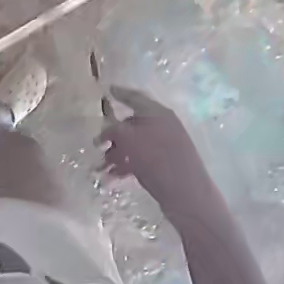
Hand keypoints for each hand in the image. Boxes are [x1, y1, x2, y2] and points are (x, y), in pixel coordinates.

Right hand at [98, 86, 216, 213]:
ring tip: (100, 169)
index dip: (120, 93)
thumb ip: (113, 130)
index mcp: (157, 113)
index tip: (108, 89)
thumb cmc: (157, 159)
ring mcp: (164, 145)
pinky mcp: (164, 164)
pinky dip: (125, 165)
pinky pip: (139, 159)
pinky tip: (112, 178)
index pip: (135, 98)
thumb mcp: (129, 140)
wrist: (186, 193)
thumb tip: (104, 132)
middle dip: (112, 136)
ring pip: (133, 145)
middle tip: (97, 147)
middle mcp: (162, 126)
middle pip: (131, 124)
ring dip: (115, 155)